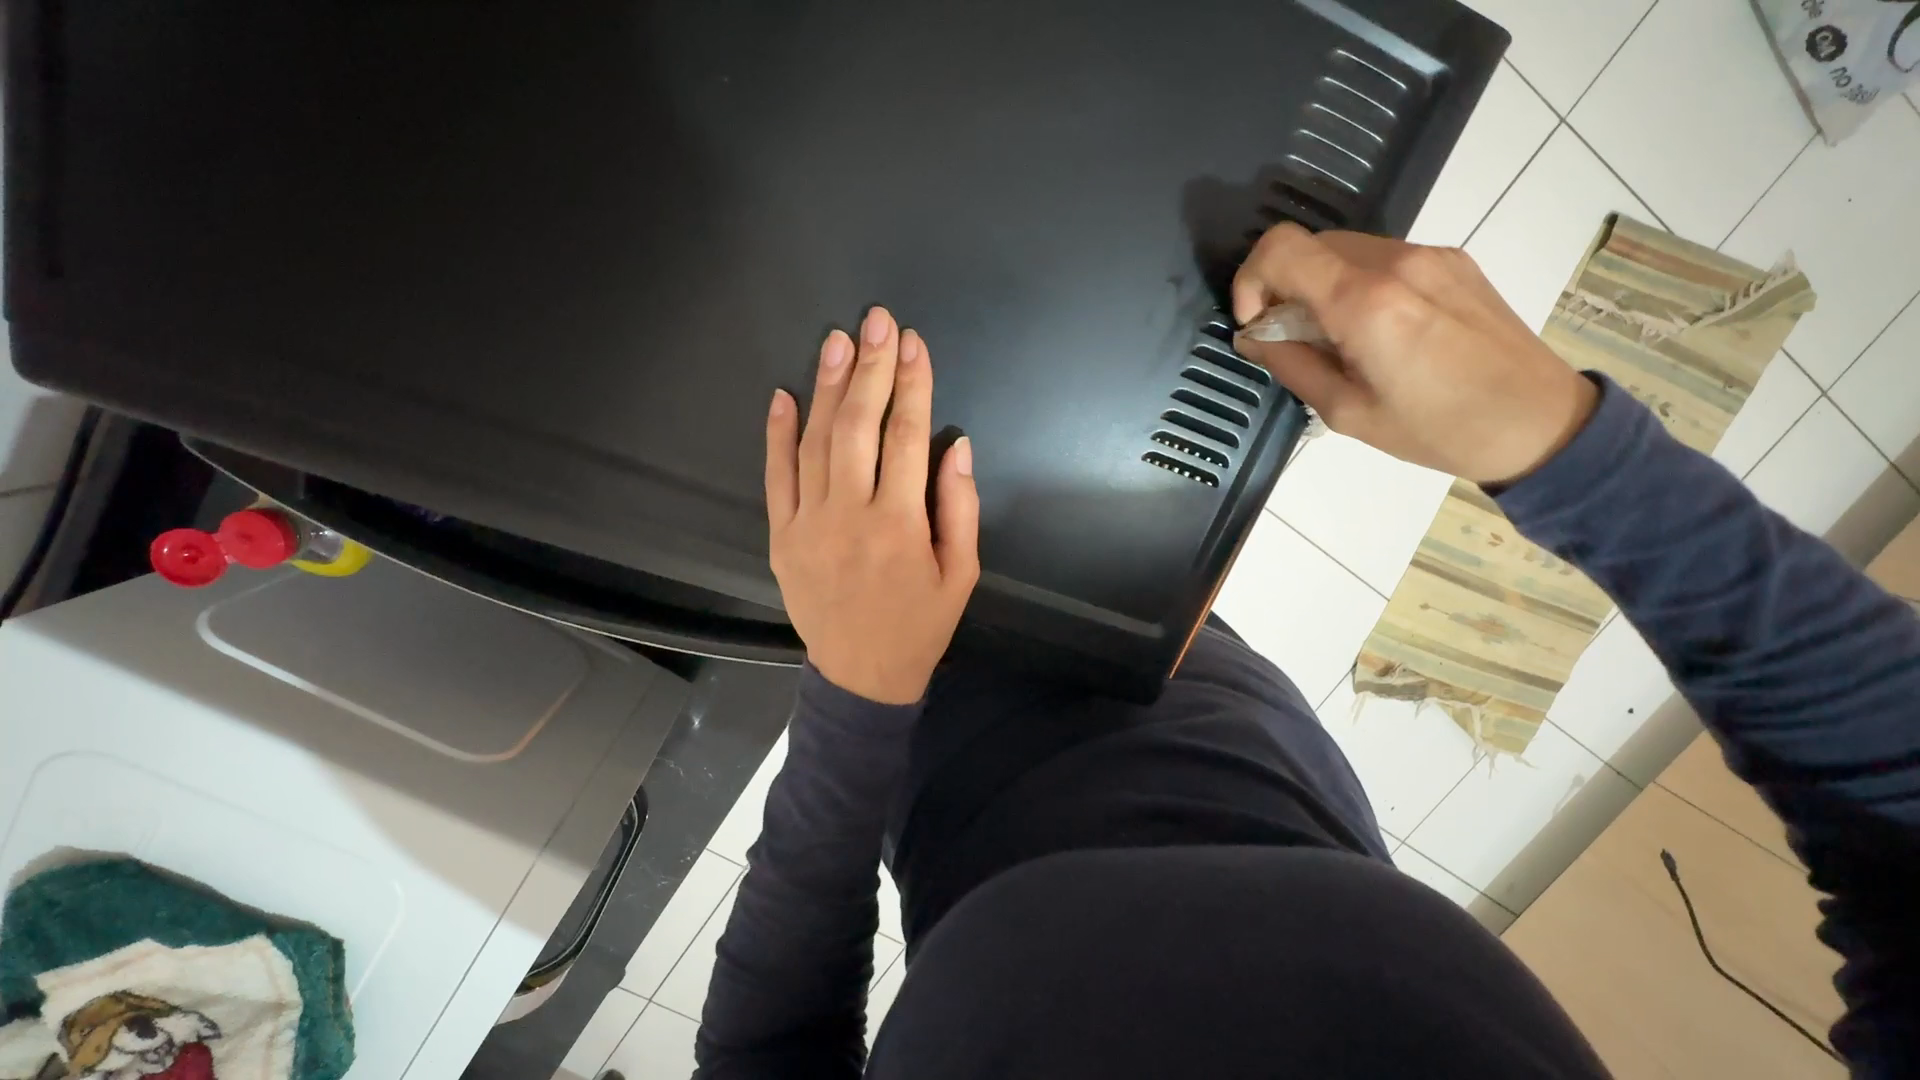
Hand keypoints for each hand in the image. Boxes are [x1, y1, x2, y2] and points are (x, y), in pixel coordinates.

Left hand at [764, 307, 980, 704]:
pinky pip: (775, 477)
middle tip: (875, 320)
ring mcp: (808, 524)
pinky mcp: (781, 536)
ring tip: (836, 340)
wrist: (861, 677)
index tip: (913, 343)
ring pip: (815, 442)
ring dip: (826, 386)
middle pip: (858, 426)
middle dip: (869, 368)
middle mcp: (850, 515)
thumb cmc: (920, 625)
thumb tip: (957, 445)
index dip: (912, 384)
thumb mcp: (962, 574)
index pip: (907, 436)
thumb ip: (961, 507)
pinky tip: (784, 394)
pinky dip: (777, 434)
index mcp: (900, 524)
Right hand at [1231, 224, 1597, 485]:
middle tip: (1295, 339)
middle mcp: (1395, 262)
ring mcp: (1429, 255)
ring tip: (1339, 340)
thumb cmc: (1437, 430)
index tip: (1257, 323)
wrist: (1538, 421)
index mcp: (1365, 302)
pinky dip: (1358, 285)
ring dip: (1321, 286)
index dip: (1251, 279)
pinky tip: (1379, 331)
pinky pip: (1382, 259)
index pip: (1280, 249)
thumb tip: (1253, 337)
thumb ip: (1291, 365)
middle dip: (1284, 288)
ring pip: (1344, 250)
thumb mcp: (1346, 413)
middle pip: (1309, 246)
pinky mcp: (1452, 260)